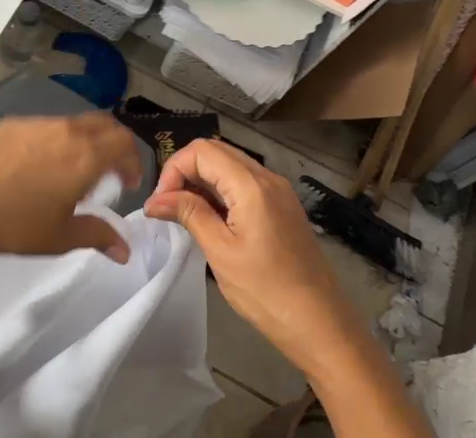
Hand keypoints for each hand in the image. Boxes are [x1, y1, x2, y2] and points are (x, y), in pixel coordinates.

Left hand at [0, 114, 143, 263]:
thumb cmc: (14, 224)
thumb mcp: (61, 237)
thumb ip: (98, 236)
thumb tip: (125, 249)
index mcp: (86, 156)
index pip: (124, 143)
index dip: (133, 162)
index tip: (127, 184)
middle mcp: (66, 130)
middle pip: (104, 124)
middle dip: (115, 145)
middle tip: (110, 173)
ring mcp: (37, 123)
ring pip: (74, 123)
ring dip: (85, 142)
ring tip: (72, 173)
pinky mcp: (11, 123)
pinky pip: (46, 126)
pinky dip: (56, 141)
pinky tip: (37, 167)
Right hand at [144, 139, 362, 377]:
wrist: (322, 324)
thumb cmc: (267, 291)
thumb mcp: (221, 252)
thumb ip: (189, 214)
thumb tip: (154, 200)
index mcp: (253, 185)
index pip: (202, 150)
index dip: (174, 168)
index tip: (161, 202)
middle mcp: (268, 178)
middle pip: (216, 152)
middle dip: (185, 171)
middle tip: (168, 206)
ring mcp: (279, 192)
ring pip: (230, 166)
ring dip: (202, 181)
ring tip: (185, 214)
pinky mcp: (283, 207)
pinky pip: (245, 184)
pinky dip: (222, 192)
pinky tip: (211, 219)